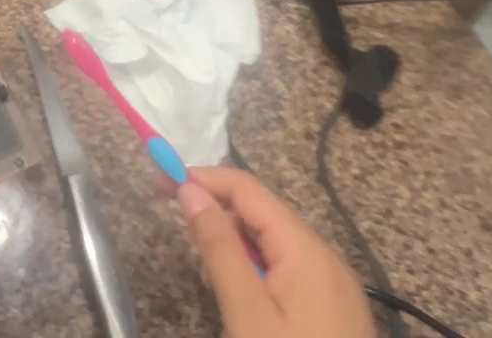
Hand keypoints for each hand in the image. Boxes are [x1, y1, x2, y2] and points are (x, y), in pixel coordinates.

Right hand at [177, 167, 374, 337]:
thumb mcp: (246, 312)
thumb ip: (218, 247)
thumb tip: (189, 189)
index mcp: (307, 250)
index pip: (247, 189)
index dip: (201, 178)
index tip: (157, 182)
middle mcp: (325, 258)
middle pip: (260, 212)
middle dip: (216, 214)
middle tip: (179, 237)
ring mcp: (333, 286)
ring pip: (270, 242)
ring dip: (233, 246)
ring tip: (215, 286)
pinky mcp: (333, 310)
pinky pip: (285, 269)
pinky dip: (254, 271)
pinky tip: (241, 302)